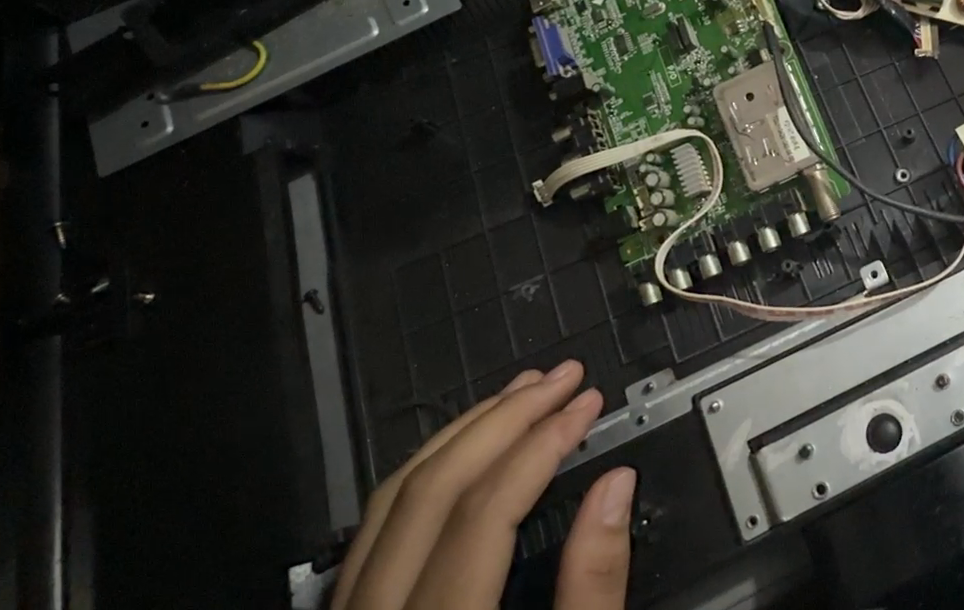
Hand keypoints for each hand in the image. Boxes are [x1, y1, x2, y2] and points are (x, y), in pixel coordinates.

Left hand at [331, 360, 636, 608]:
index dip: (542, 446)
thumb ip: (593, 586)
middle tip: (563, 376)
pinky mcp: (346, 607)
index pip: (485, 513)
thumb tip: (617, 484)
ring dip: (467, 430)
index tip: (589, 404)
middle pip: (431, 491)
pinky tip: (473, 441)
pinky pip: (378, 519)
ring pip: (394, 496)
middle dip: (507, 419)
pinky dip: (432, 464)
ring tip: (525, 391)